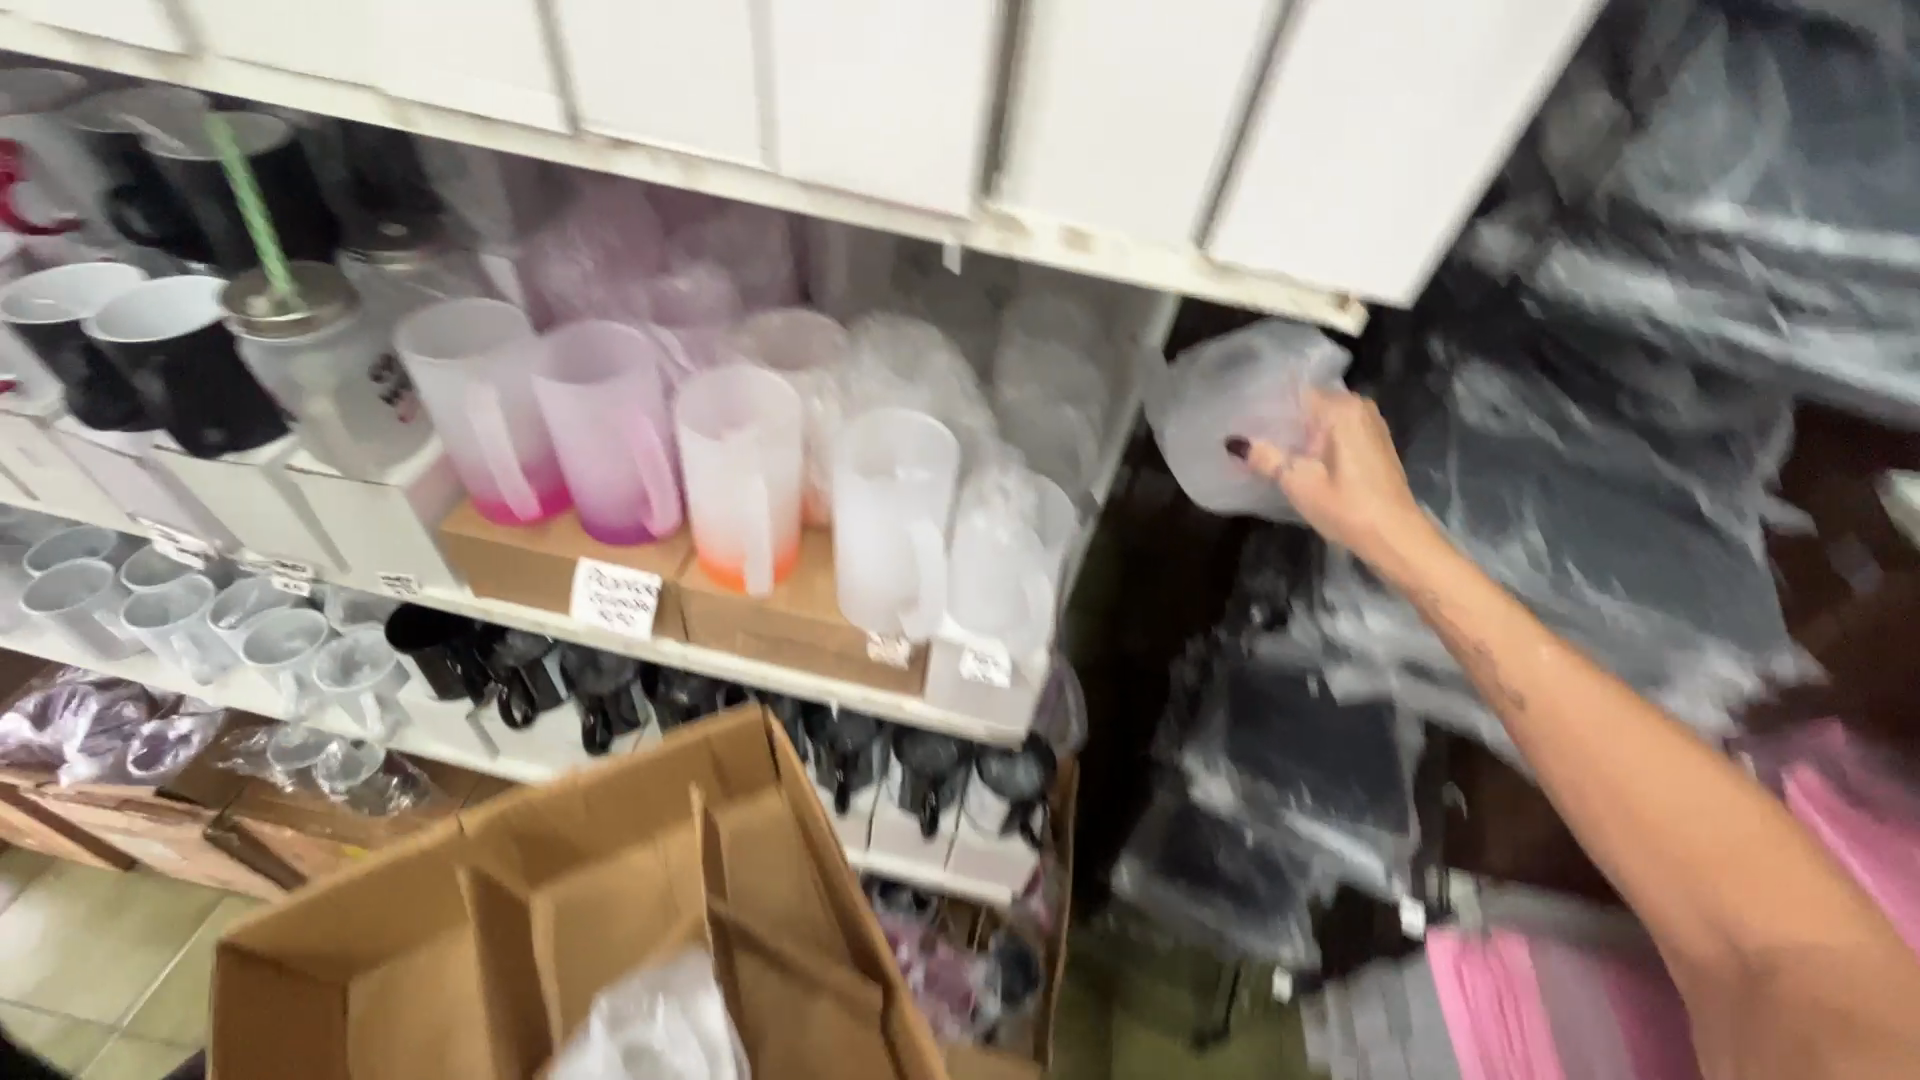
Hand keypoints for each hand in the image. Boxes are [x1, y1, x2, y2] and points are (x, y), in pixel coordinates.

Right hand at [1227, 389, 1435, 569]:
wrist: (1394, 536)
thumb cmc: (1346, 506)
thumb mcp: (1297, 482)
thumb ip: (1265, 457)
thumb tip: (1234, 442)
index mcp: (1340, 409)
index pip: (1295, 392)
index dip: (1267, 405)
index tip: (1241, 417)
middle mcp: (1359, 407)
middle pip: (1309, 404)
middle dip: (1281, 419)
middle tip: (1247, 435)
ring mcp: (1370, 424)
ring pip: (1322, 419)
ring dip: (1298, 432)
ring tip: (1267, 446)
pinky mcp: (1374, 443)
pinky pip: (1336, 431)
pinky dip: (1316, 441)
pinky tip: (1298, 457)